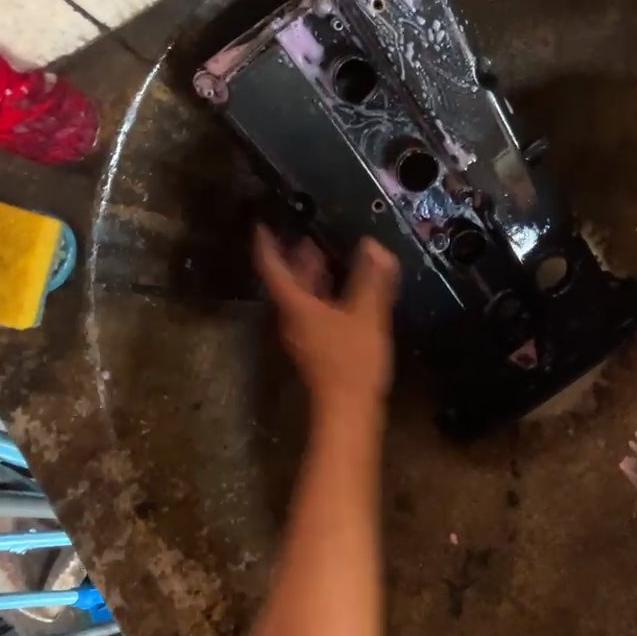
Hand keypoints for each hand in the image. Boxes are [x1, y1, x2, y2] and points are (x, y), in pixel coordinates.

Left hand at [253, 227, 399, 415]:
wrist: (349, 411)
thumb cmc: (352, 362)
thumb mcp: (366, 315)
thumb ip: (371, 280)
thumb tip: (374, 246)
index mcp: (297, 306)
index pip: (273, 269)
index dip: (267, 244)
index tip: (262, 224)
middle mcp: (293, 319)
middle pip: (287, 283)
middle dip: (294, 257)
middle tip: (304, 232)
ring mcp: (304, 335)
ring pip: (301, 298)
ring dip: (310, 276)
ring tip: (325, 254)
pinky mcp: (318, 348)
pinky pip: (315, 312)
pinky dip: (324, 295)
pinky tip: (344, 292)